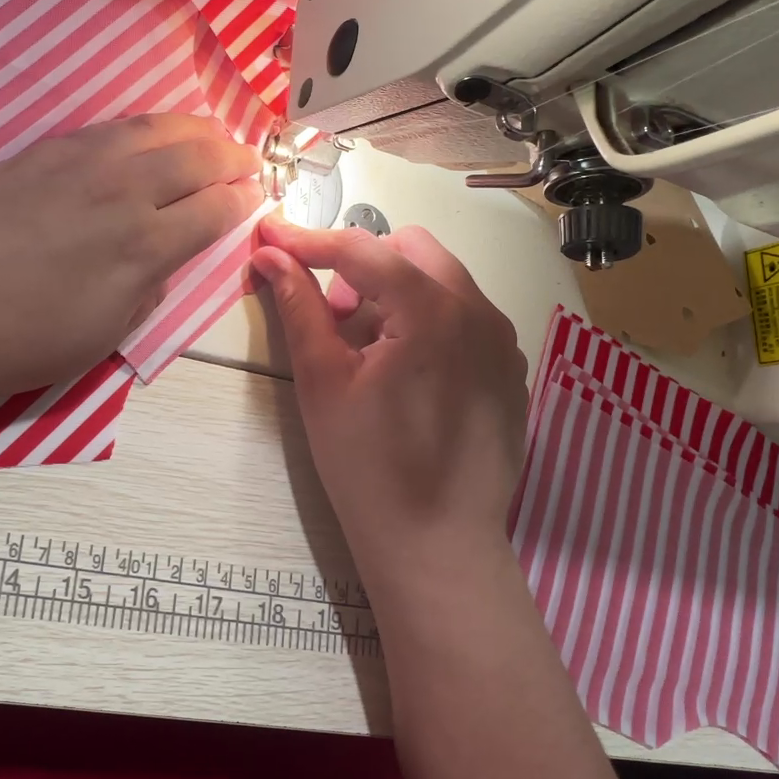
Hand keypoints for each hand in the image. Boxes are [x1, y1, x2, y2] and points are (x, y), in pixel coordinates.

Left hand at [0, 114, 262, 402]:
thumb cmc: (14, 341)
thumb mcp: (99, 337)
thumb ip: (144, 291)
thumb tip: (161, 259)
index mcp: (144, 244)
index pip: (216, 209)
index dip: (245, 202)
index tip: (258, 198)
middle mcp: (121, 189)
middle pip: (196, 154)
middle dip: (233, 155)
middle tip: (249, 161)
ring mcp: (78, 160)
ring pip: (154, 127)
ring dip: (194, 128)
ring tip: (210, 134)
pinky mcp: (40, 150)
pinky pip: (108, 127)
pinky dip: (143, 127)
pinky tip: (145, 136)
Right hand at [251, 218, 528, 580]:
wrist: (437, 544)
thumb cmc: (367, 464)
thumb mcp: (322, 381)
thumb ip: (298, 307)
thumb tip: (269, 255)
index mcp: (430, 310)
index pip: (361, 248)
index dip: (308, 239)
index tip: (268, 234)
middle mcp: (478, 311)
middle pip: (411, 249)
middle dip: (362, 263)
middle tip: (331, 314)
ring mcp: (502, 342)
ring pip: (442, 280)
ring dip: (395, 290)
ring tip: (367, 348)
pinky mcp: (510, 371)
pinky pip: (465, 317)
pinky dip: (427, 320)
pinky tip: (405, 375)